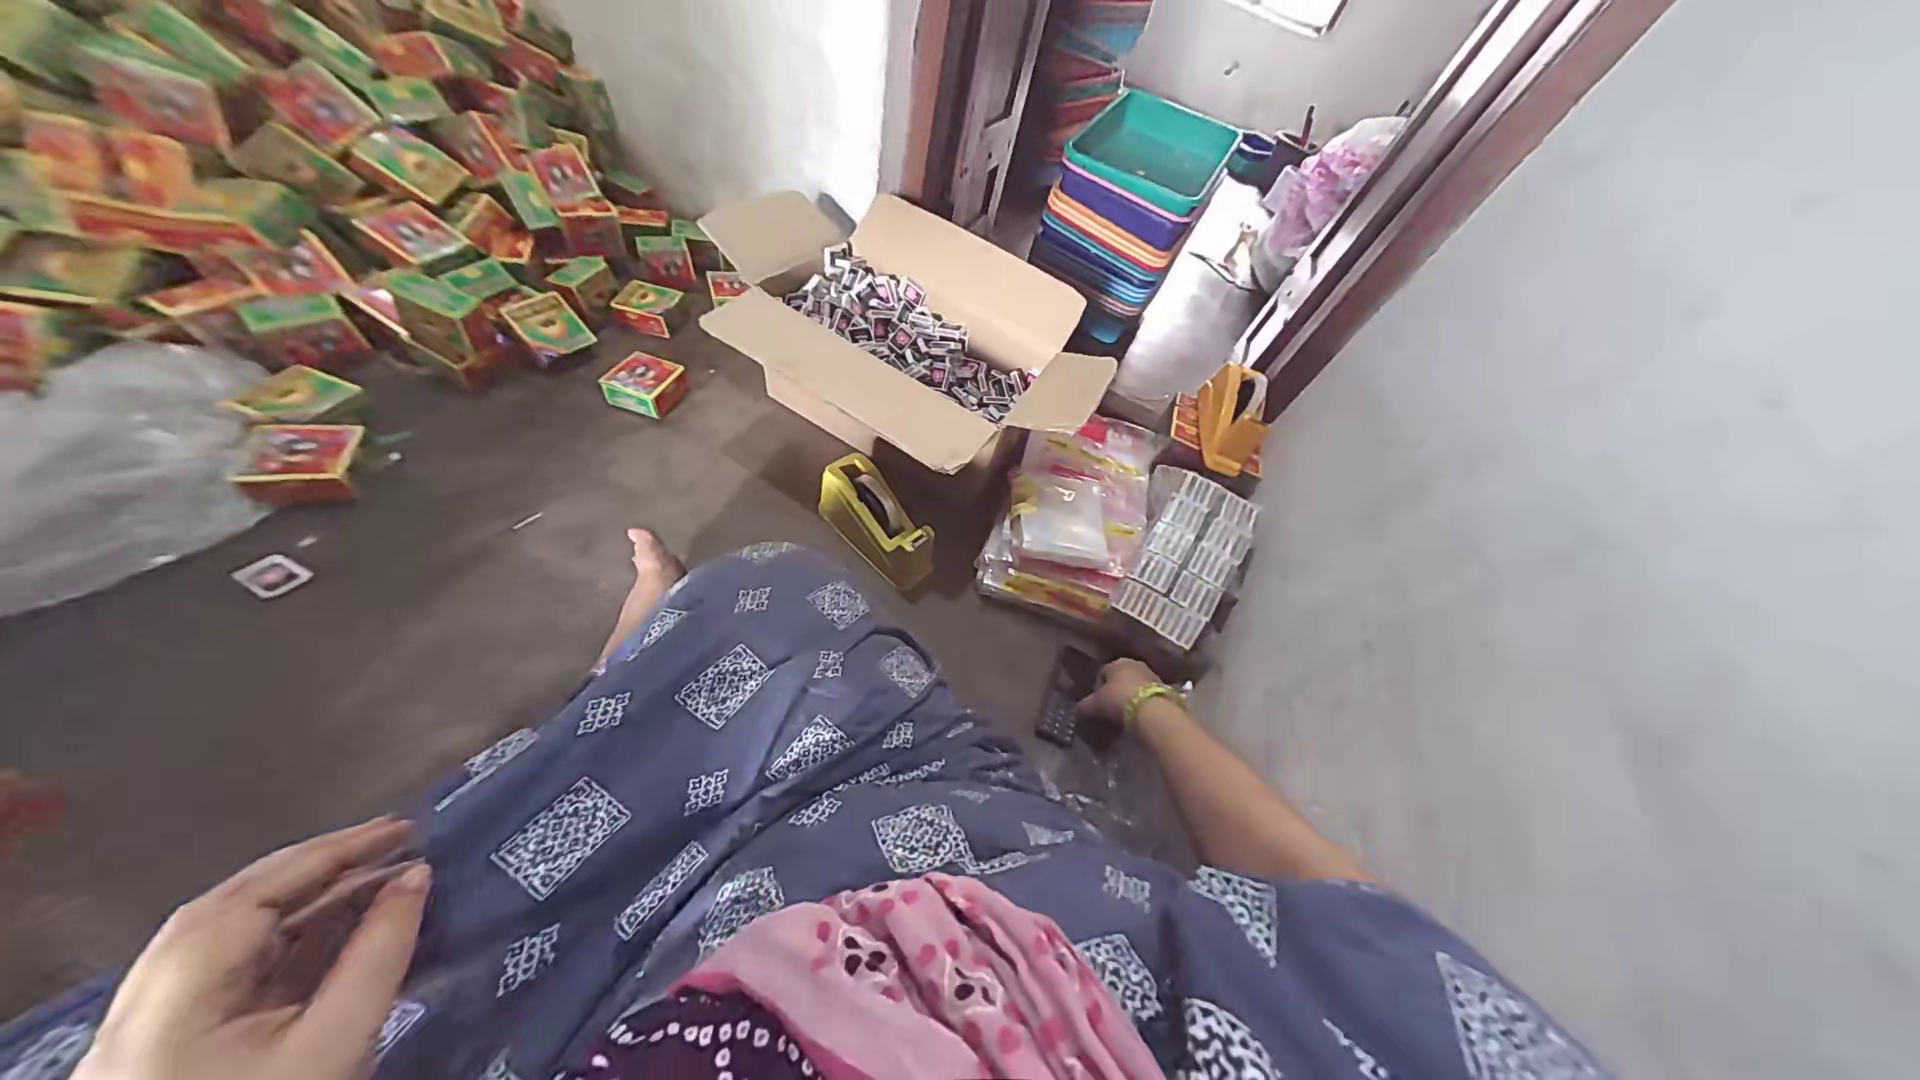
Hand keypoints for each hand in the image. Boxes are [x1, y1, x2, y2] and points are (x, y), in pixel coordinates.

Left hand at [73, 817, 428, 1079]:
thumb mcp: (338, 1040)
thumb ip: (380, 951)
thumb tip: (418, 875)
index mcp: (171, 1002)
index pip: (252, 898)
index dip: (332, 854)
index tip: (403, 829)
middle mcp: (142, 1004)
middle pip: (231, 905)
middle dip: (317, 863)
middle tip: (391, 838)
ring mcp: (147, 1026)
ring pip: (227, 931)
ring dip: (305, 894)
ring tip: (374, 870)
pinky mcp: (168, 1042)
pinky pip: (231, 962)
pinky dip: (290, 928)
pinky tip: (339, 918)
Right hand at [1075, 658, 1165, 727]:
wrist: (1153, 710)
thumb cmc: (1119, 700)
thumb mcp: (1096, 704)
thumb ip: (1085, 705)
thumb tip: (1078, 709)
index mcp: (1116, 662)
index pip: (1102, 672)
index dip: (1098, 688)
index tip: (1097, 704)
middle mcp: (1135, 663)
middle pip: (1121, 678)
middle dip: (1116, 691)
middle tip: (1111, 709)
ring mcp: (1152, 675)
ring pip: (1135, 685)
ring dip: (1131, 696)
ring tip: (1126, 714)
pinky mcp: (1165, 688)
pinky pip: (1148, 695)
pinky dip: (1143, 703)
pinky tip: (1140, 715)